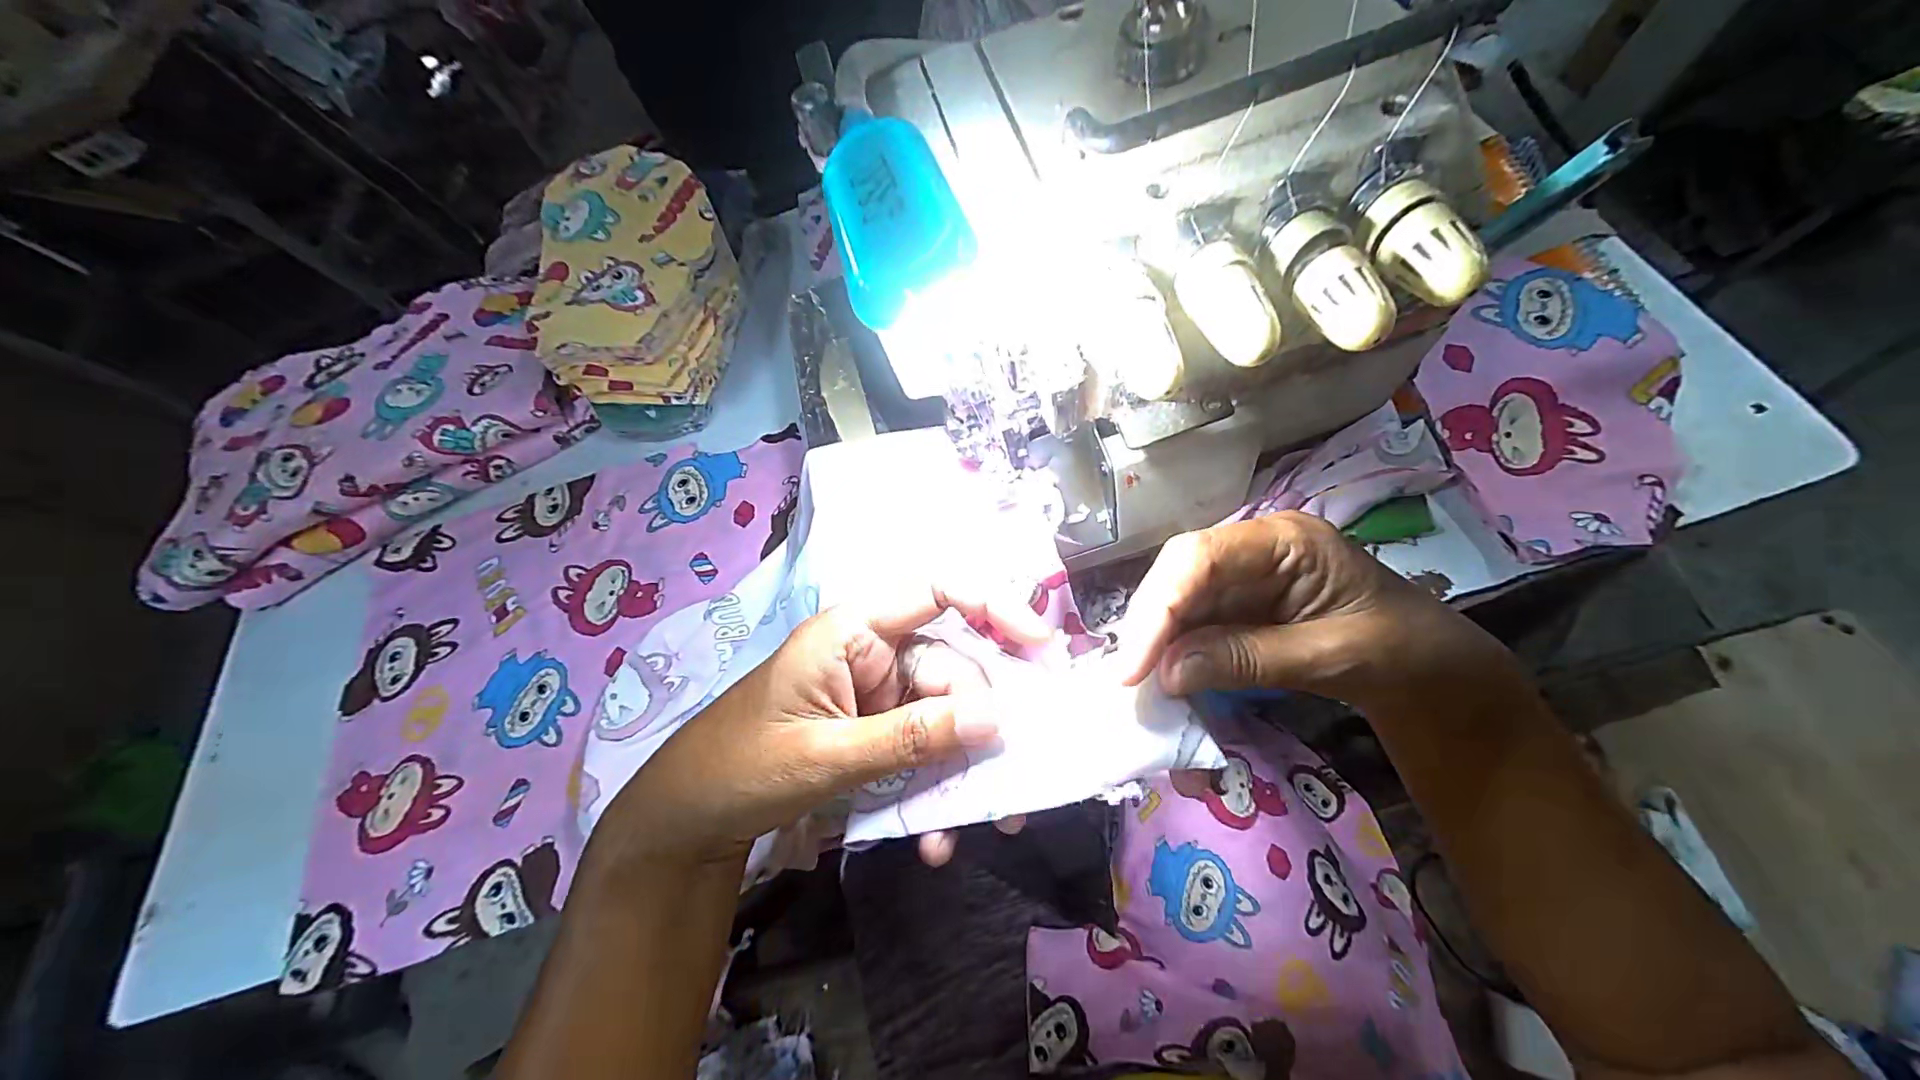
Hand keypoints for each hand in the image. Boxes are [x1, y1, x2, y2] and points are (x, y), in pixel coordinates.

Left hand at [589, 583, 1048, 870]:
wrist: (690, 820)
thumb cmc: (741, 768)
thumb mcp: (827, 756)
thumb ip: (909, 737)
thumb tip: (994, 720)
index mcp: (854, 632)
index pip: (935, 592)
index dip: (993, 604)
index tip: (1040, 643)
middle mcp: (875, 654)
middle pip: (954, 670)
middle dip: (984, 725)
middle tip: (1010, 780)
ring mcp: (879, 696)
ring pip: (947, 718)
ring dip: (966, 771)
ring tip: (986, 821)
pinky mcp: (879, 734)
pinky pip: (927, 752)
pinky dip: (938, 791)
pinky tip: (933, 840)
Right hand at [1113, 512, 1513, 709]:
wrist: (1434, 671)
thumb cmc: (1403, 652)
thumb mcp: (1333, 656)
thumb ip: (1249, 658)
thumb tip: (1167, 672)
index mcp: (1285, 540)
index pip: (1200, 558)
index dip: (1159, 607)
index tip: (1135, 666)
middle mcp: (1252, 549)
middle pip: (1178, 573)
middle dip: (1149, 623)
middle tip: (1129, 679)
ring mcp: (1243, 577)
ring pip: (1177, 598)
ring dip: (1154, 641)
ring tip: (1139, 684)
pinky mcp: (1237, 606)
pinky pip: (1191, 623)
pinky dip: (1172, 652)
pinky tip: (1162, 678)